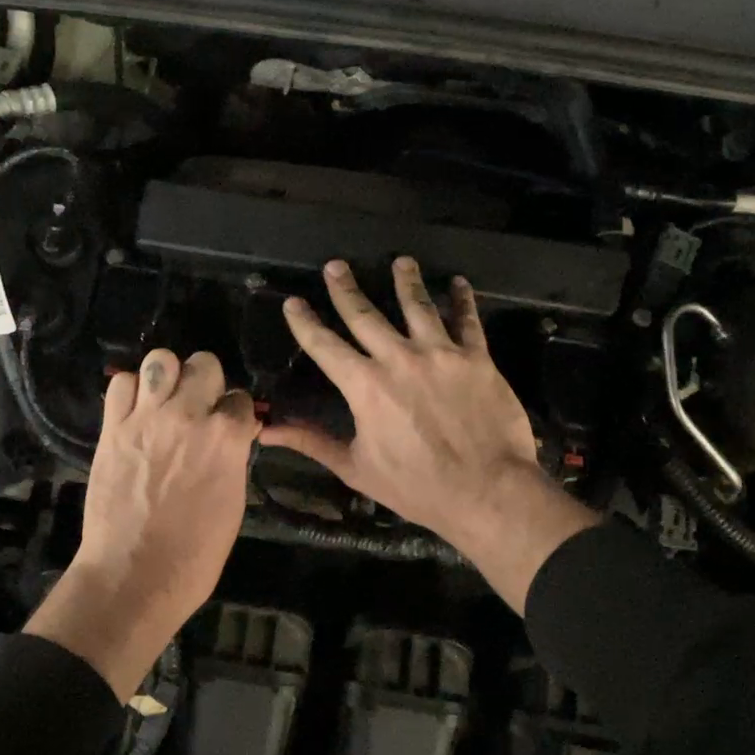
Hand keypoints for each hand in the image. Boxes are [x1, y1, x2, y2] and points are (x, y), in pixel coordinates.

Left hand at [24, 348, 258, 698]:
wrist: (133, 576)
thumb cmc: (193, 555)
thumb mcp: (232, 504)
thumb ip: (233, 458)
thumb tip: (236, 434)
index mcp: (226, 438)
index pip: (241, 398)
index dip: (235, 412)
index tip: (228, 425)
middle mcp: (189, 416)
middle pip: (204, 364)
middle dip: (205, 382)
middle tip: (196, 406)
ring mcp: (147, 418)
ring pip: (161, 360)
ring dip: (166, 376)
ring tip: (163, 399)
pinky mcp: (113, 427)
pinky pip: (121, 383)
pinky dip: (129, 392)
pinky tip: (134, 412)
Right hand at [261, 257, 599, 610]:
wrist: (488, 492)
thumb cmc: (418, 487)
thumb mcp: (357, 468)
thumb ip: (312, 442)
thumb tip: (265, 431)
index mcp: (365, 386)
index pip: (325, 345)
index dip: (305, 322)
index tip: (293, 302)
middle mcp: (398, 359)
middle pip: (365, 314)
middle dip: (346, 288)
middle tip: (336, 265)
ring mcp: (440, 354)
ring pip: (418, 306)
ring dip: (407, 281)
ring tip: (402, 261)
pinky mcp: (476, 358)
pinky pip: (468, 321)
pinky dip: (463, 300)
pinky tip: (458, 283)